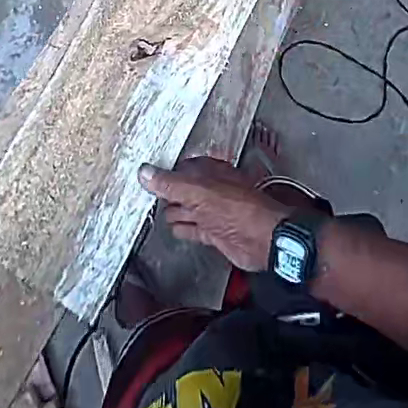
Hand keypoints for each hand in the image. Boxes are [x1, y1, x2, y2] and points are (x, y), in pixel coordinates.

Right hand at [139, 157, 292, 271]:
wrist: (262, 239)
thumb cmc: (238, 210)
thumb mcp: (199, 193)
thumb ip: (171, 184)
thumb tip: (145, 172)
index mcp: (211, 173)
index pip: (183, 168)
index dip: (166, 172)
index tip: (147, 175)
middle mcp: (212, 190)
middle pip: (184, 190)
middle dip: (167, 192)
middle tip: (148, 193)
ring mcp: (214, 212)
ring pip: (188, 209)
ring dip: (173, 210)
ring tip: (158, 212)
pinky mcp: (215, 232)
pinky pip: (193, 228)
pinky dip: (182, 228)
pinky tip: (174, 229)